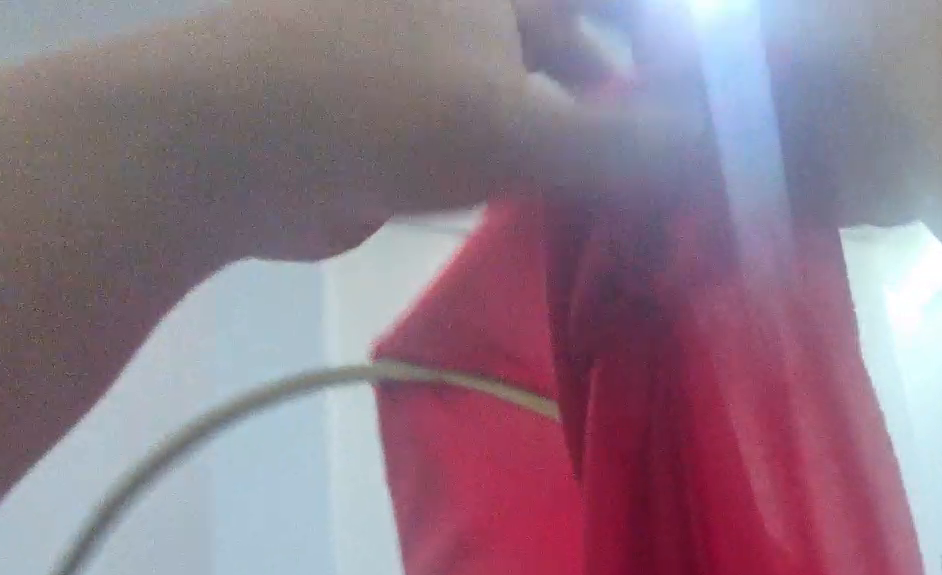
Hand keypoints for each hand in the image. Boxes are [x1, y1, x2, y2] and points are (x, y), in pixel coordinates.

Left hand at [201, 0, 699, 258]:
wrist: (225, 152)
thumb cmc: (381, 113)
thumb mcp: (526, 132)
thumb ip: (631, 145)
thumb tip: (716, 152)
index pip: (602, 5)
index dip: (660, 37)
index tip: (704, 86)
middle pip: (566, 29)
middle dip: (625, 84)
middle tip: (671, 142)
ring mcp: (423, 38)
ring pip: (533, 75)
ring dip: (584, 122)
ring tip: (628, 176)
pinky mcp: (403, 91)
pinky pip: (495, 109)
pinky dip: (536, 144)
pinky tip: (562, 189)